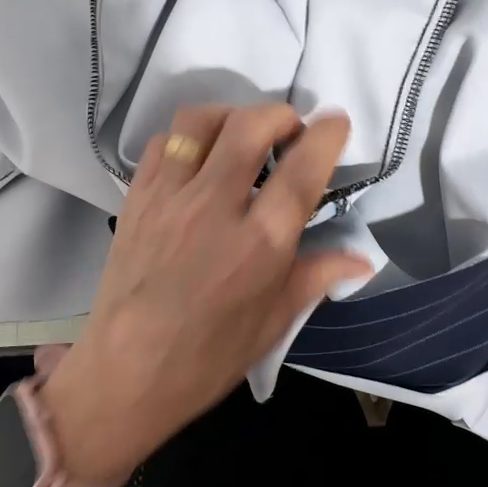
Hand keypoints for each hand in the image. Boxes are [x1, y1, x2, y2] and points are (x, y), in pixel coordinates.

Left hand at [39, 103, 371, 486]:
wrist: (126, 372)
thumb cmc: (207, 358)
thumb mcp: (272, 324)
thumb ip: (314, 277)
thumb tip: (360, 260)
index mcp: (259, 243)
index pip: (302, 170)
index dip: (325, 136)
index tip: (336, 121)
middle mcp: (214, 206)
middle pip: (250, 127)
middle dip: (279, 114)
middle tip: (289, 131)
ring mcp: (169, 197)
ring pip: (199, 122)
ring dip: (229, 115)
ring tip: (241, 135)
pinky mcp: (136, 198)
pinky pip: (160, 144)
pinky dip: (185, 138)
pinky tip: (195, 159)